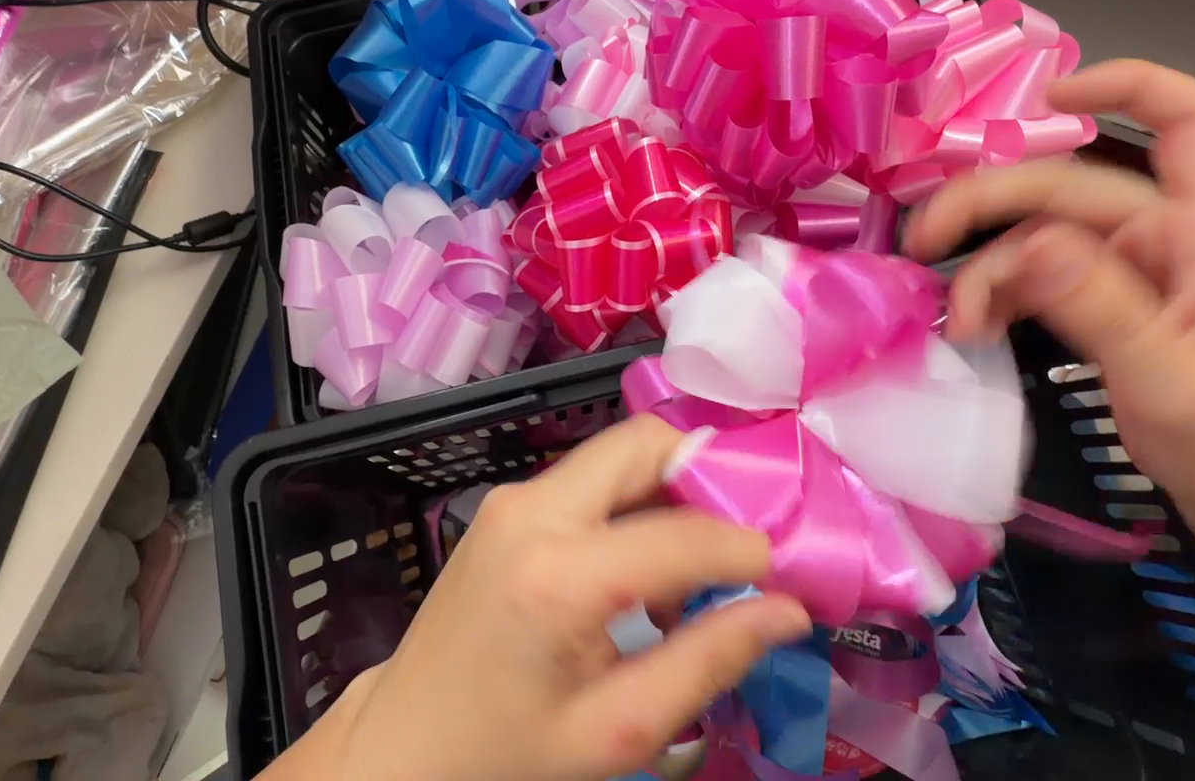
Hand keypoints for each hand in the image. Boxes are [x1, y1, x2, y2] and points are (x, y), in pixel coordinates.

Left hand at [272, 415, 811, 780]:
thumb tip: (787, 609)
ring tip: (699, 568)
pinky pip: (591, 480)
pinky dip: (636, 504)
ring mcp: (513, 498)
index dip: (749, 546)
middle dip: (708, 478)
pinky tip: (645, 573)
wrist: (403, 745)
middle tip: (747, 538)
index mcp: (558, 574)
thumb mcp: (617, 732)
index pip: (682, 532)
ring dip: (672, 490)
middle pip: (643, 445)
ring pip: (618, 455)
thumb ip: (707, 661)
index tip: (791, 570)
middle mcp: (532, 509)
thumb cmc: (506, 753)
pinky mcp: (508, 504)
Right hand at [903, 60, 1194, 545]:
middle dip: (990, 204)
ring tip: (954, 316)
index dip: (1129, 87)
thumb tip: (1029, 243)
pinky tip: (972, 327)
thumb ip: (1102, 308)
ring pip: (1035, 230)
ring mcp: (1129, 264)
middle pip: (1069, 183)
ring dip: (983, 265)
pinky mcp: (1098, 295)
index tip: (1046, 96)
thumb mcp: (1170, 382)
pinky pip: (1030, 271)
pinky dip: (993, 291)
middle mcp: (1169, 234)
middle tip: (923, 242)